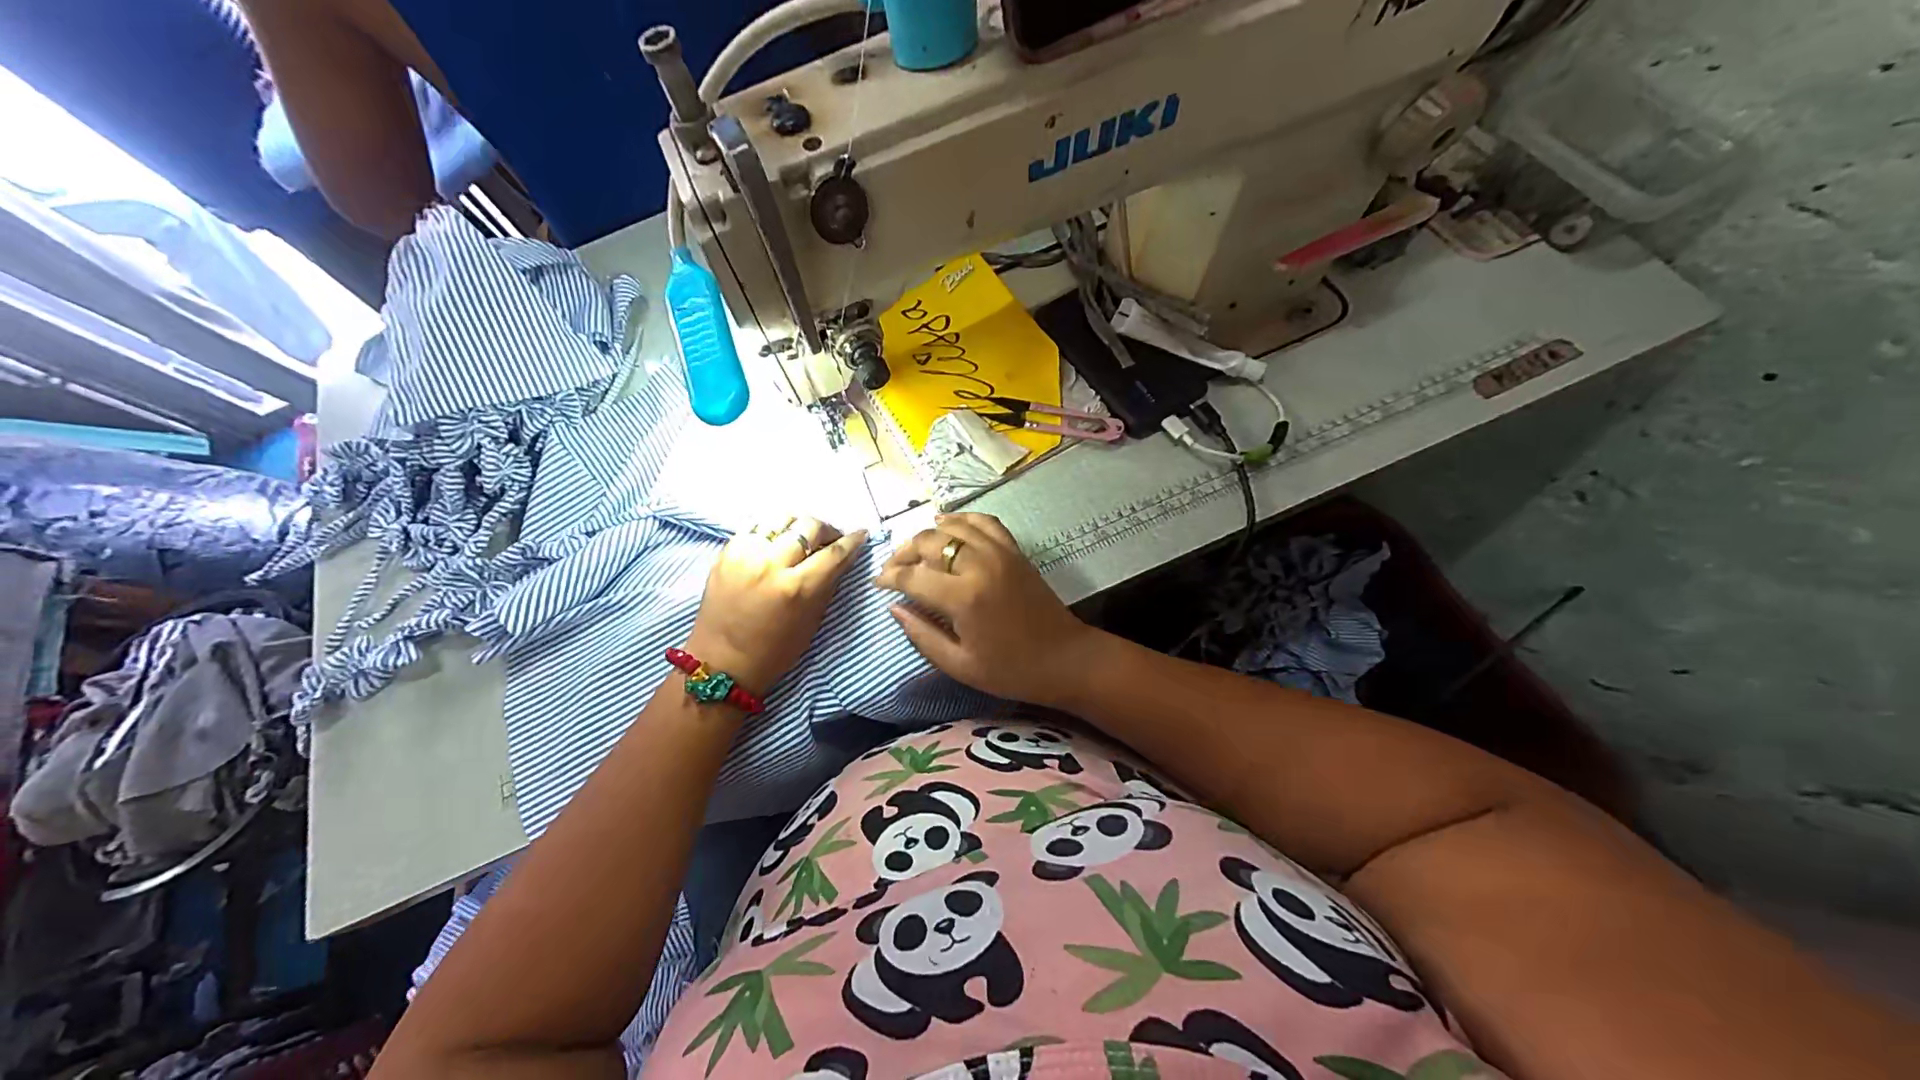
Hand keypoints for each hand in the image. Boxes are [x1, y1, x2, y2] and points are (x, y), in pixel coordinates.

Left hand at [685, 516, 867, 698]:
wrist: (722, 661)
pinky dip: (771, 529)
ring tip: (802, 535)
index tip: (860, 535)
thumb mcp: (812, 621)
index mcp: (796, 588)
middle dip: (827, 529)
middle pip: (809, 526)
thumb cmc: (775, 650)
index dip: (852, 540)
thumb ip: (827, 584)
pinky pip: (755, 526)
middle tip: (830, 539)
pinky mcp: (726, 552)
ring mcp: (745, 555)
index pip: (833, 552)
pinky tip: (777, 539)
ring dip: (798, 525)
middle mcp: (771, 565)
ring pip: (781, 518)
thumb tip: (842, 557)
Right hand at [874, 513, 1108, 707]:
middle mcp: (979, 565)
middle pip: (929, 542)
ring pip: (954, 526)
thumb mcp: (959, 665)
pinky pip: (984, 522)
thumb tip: (895, 608)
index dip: (889, 578)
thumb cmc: (1011, 670)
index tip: (878, 584)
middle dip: (904, 553)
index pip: (913, 576)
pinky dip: (962, 520)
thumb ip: (922, 635)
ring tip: (916, 550)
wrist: (1066, 659)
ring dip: (929, 534)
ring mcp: (1000, 553)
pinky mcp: (1015, 551)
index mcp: (963, 597)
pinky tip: (949, 527)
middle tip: (893, 568)